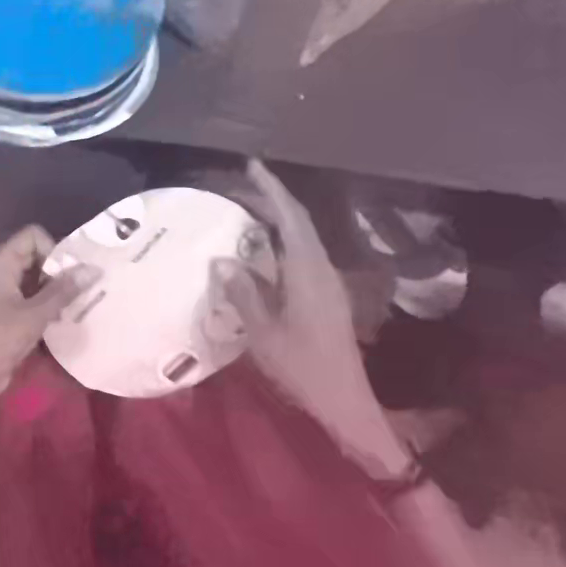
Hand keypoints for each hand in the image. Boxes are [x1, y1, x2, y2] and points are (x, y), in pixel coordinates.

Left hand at [0, 226, 97, 446]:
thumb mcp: (35, 316)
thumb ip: (64, 290)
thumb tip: (94, 268)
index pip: (32, 235)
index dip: (54, 251)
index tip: (68, 277)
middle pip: (32, 253)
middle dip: (56, 270)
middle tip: (77, 292)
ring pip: (29, 274)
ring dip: (50, 287)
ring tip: (71, 305)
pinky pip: (22, 292)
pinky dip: (40, 300)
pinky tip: (56, 316)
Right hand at [213, 159, 408, 475]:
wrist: (345, 400)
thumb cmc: (303, 367)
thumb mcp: (263, 333)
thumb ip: (244, 294)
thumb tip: (220, 261)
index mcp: (308, 273)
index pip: (292, 218)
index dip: (272, 189)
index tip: (252, 166)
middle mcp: (322, 270)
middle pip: (298, 223)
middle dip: (271, 200)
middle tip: (237, 187)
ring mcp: (327, 283)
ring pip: (300, 238)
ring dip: (276, 220)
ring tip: (244, 211)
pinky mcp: (325, 295)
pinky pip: (300, 254)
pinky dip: (279, 241)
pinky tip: (259, 250)